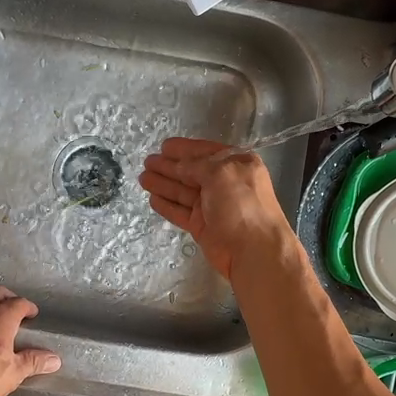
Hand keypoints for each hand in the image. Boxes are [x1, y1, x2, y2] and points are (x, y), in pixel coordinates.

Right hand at [139, 137, 295, 279]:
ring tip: (143, 178)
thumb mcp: (220, 174)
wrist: (253, 249)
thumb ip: (196, 166)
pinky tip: (153, 199)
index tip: (164, 146)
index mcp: (236, 165)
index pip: (206, 152)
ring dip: (163, 184)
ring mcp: (213, 206)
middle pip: (191, 172)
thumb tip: (177, 165)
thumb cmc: (241, 204)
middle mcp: (224, 184)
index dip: (184, 149)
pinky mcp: (202, 226)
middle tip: (147, 162)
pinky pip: (181, 212)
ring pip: (183, 192)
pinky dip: (167, 205)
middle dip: (169, 166)